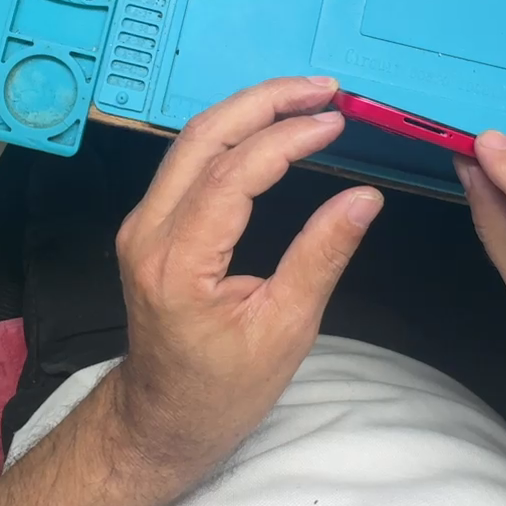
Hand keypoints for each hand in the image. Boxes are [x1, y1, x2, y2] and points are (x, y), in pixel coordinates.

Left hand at [103, 77, 383, 485]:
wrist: (160, 417)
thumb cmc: (222, 389)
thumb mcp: (285, 330)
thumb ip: (321, 255)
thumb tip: (364, 199)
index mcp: (178, 262)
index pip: (233, 173)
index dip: (287, 138)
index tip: (334, 120)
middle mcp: (149, 230)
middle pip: (202, 136)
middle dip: (264, 100)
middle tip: (322, 88)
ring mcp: (142, 222)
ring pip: (191, 139)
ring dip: (248, 108)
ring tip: (304, 97)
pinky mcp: (150, 221)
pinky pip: (189, 158)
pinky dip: (232, 131)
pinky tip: (269, 124)